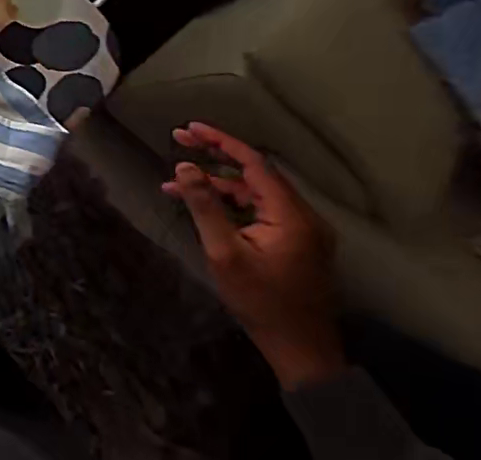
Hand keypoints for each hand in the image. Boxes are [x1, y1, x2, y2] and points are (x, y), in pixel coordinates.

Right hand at [161, 122, 344, 388]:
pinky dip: (229, 202)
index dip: (220, 141)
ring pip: (254, 191)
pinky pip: (259, 209)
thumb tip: (185, 165)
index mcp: (291, 215)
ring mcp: (302, 230)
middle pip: (255, 172)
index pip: (254, 163)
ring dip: (217, 182)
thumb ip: (205, 205)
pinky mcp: (295, 242)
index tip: (189, 128)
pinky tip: (201, 205)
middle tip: (179, 140)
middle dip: (215, 154)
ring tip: (177, 180)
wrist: (301, 351)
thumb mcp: (224, 253)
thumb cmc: (260, 301)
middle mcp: (303, 216)